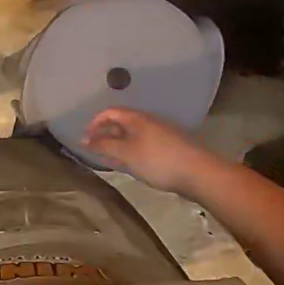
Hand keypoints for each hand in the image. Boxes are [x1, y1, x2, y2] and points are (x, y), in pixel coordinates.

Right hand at [82, 107, 221, 195]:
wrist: (198, 172)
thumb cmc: (157, 160)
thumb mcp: (126, 153)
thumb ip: (104, 146)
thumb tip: (85, 140)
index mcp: (137, 118)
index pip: (110, 112)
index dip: (95, 123)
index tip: (85, 138)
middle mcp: (148, 121)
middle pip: (122, 122)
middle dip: (106, 134)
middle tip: (95, 150)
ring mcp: (161, 133)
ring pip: (133, 134)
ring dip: (119, 144)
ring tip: (111, 159)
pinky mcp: (170, 146)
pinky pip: (144, 144)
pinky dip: (132, 151)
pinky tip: (132, 165)